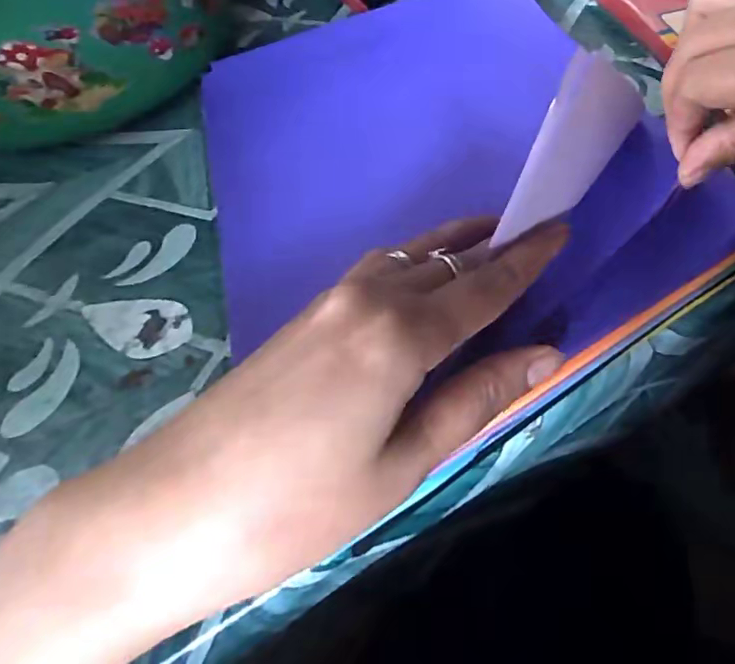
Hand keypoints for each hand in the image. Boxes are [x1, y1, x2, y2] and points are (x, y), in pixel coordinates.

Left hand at [0, 218, 569, 663]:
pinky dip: (417, 259)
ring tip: (492, 238)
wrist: (172, 506)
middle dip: (498, 244)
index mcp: (401, 334)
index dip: (528, 259)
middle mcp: (370, 296)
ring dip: (456, 244)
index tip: (562, 228)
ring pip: (411, 255)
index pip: (484, 285)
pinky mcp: (309, 309)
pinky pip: (380, 267)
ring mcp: (333, 297)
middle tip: (538, 229)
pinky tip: (426, 273)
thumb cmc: (298, 506)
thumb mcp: (402, 465)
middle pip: (449, 260)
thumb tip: (546, 352)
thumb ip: (474, 398)